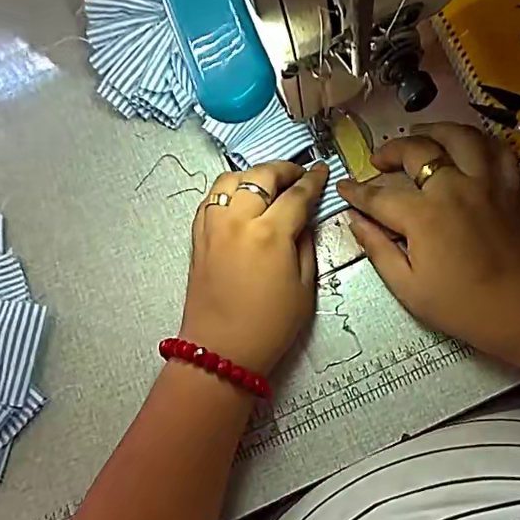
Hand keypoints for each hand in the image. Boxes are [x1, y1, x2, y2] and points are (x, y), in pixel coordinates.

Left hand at [179, 161, 327, 375]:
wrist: (222, 351)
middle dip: (284, 169)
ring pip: (229, 180)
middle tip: (299, 174)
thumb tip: (304, 221)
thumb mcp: (305, 287)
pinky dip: (228, 191)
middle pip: (261, 176)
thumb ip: (306, 245)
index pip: (296, 194)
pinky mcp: (198, 238)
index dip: (313, 179)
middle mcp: (237, 222)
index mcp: (270, 234)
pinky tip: (241, 200)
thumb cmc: (269, 326)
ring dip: (252, 175)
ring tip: (268, 184)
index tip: (321, 171)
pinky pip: (211, 199)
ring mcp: (213, 227)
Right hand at [336, 123, 519, 359]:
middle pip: (417, 150)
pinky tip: (468, 147)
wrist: (518, 309)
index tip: (344, 187)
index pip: (380, 195)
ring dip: (436, 130)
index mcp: (424, 215)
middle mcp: (454, 188)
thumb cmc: (459, 304)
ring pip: (460, 136)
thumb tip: (356, 222)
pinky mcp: (509, 188)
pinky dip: (482, 142)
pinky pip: (498, 150)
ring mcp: (486, 183)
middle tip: (379, 160)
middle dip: (391, 150)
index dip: (357, 191)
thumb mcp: (407, 287)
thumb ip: (378, 248)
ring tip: (421, 136)